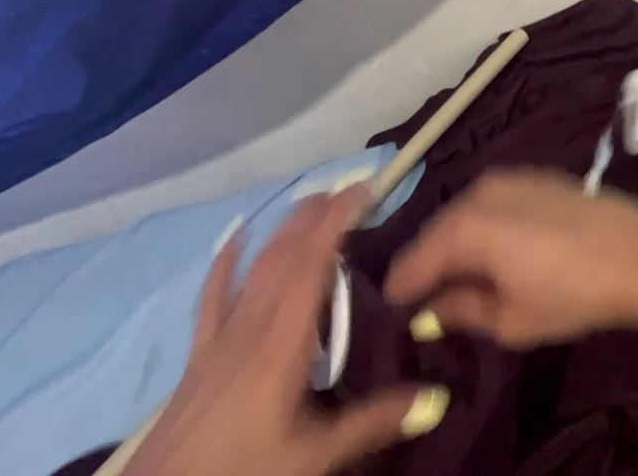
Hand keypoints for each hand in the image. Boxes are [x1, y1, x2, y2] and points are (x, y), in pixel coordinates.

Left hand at [123, 187, 421, 475]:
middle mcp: (252, 325)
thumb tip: (436, 397)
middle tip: (351, 189)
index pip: (313, 263)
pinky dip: (225, 261)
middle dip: (317, 215)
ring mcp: (222, 336)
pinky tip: (234, 236)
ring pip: (257, 267)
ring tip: (312, 201)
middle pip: (286, 255)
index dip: (337, 221)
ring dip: (284, 229)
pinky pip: (213, 296)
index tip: (365, 189)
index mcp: (282, 342)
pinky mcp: (200, 353)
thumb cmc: (242, 471)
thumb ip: (373, 422)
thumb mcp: (313, 456)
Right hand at [384, 169, 637, 346]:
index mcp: (466, 227)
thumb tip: (431, 310)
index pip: (414, 261)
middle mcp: (481, 192)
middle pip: (438, 231)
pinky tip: (495, 250)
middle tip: (423, 299)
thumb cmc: (574, 293)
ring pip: (466, 212)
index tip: (391, 314)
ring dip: (456, 242)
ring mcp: (513, 178)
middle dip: (428, 263)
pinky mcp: (539, 177)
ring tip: (460, 278)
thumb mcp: (512, 318)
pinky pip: (494, 201)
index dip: (400, 290)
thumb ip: (463, 310)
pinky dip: (484, 225)